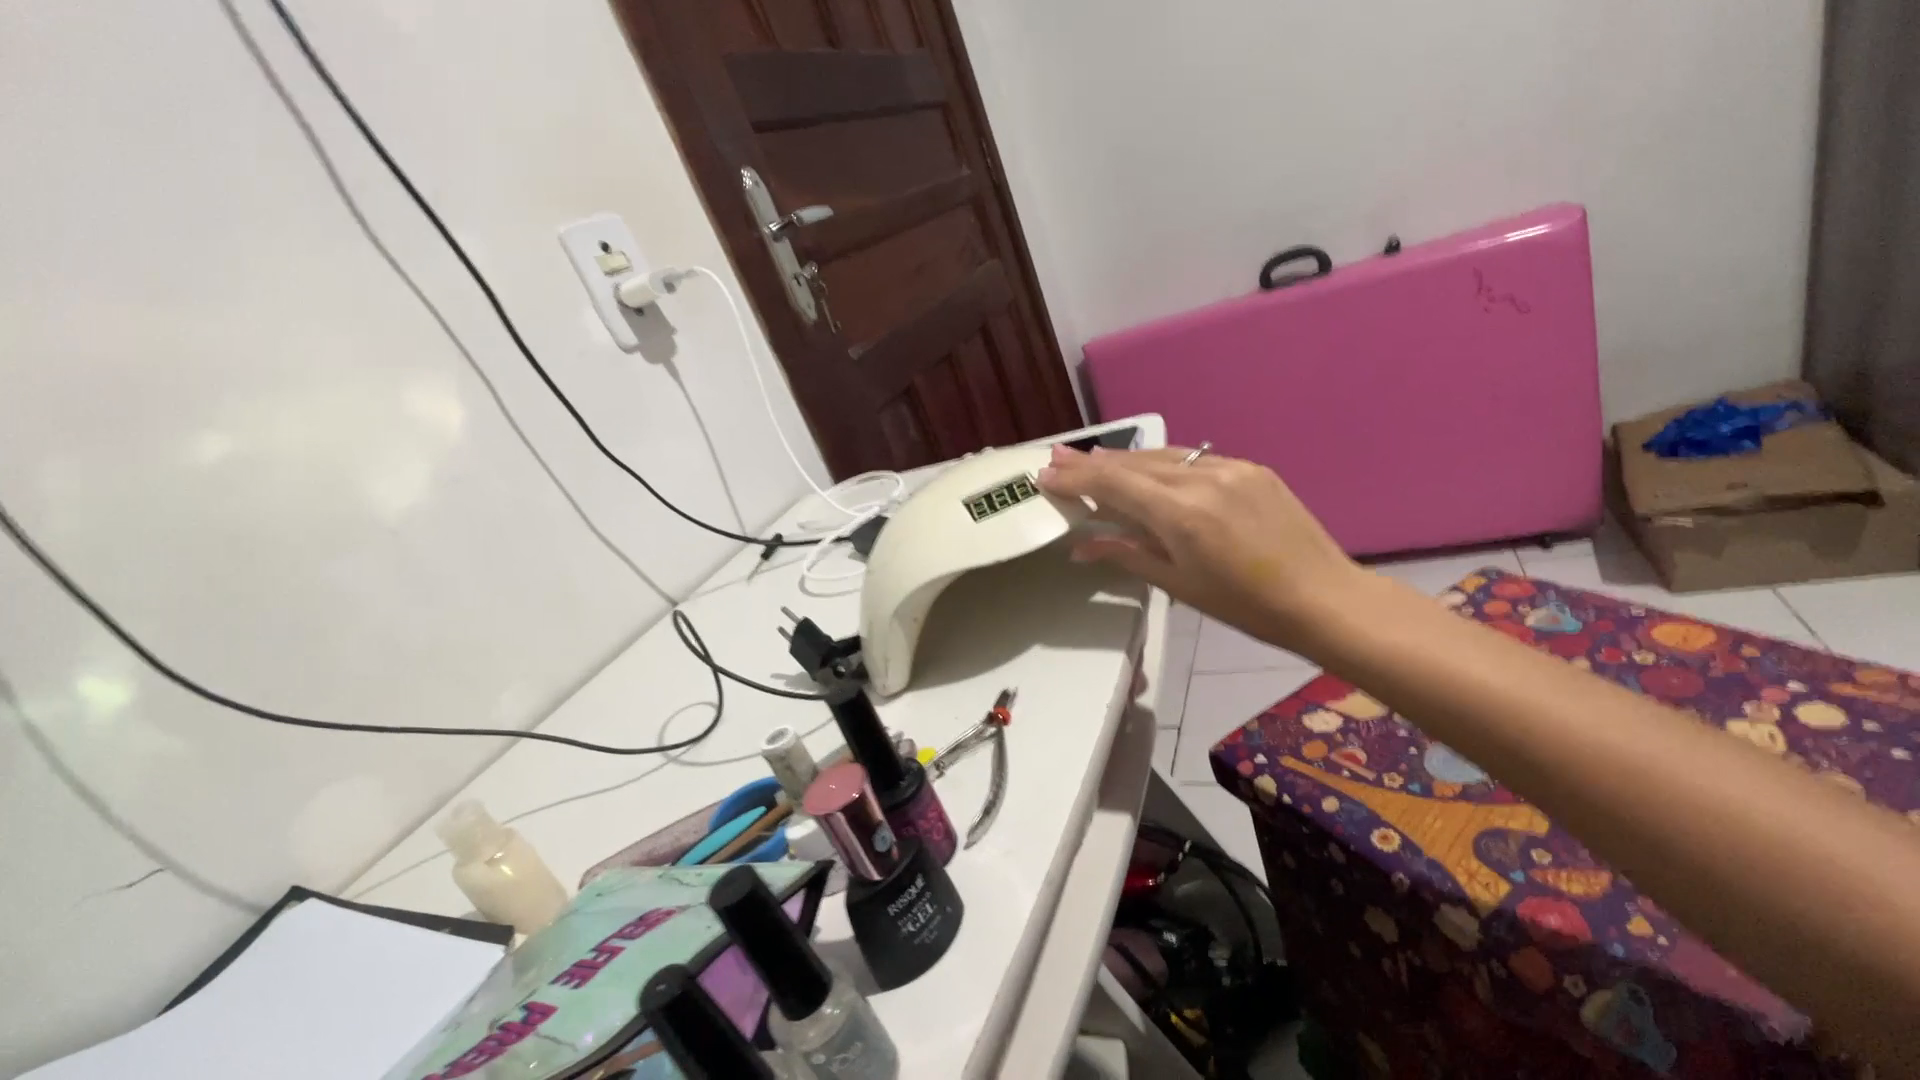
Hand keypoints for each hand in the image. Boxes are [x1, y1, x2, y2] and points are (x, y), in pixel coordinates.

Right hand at [1038, 444, 1368, 651]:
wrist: (1323, 598)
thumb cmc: (1246, 605)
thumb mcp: (1179, 585)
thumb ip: (1128, 554)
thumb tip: (1081, 546)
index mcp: (1181, 514)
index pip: (1114, 484)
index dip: (1076, 478)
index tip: (1045, 473)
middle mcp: (1203, 479)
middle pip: (1135, 463)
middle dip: (1093, 461)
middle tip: (1057, 456)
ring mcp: (1231, 468)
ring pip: (1164, 456)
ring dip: (1126, 459)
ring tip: (1093, 459)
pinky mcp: (1252, 468)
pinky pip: (1195, 459)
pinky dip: (1164, 464)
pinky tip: (1149, 469)